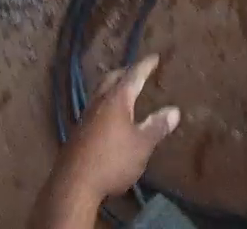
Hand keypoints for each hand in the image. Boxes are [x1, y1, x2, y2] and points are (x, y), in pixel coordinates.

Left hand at [37, 56, 179, 224]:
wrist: (72, 188)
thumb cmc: (112, 161)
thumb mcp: (142, 145)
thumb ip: (157, 126)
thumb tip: (174, 110)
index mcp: (117, 100)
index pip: (133, 75)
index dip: (145, 66)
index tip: (154, 58)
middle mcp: (99, 103)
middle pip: (111, 79)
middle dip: (124, 73)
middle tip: (135, 72)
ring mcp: (84, 119)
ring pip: (99, 94)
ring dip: (111, 89)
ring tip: (121, 92)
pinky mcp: (76, 135)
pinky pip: (93, 110)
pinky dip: (104, 106)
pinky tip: (107, 120)